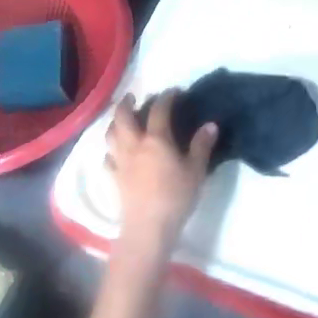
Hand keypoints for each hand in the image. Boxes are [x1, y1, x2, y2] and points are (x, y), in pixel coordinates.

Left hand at [104, 89, 217, 254]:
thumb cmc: (176, 196)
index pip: (159, 111)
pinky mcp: (113, 178)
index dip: (166, 97)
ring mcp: (120, 161)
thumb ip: (201, 146)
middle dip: (127, 103)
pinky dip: (111, 150)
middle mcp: (134, 145)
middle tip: (133, 96)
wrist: (148, 227)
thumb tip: (210, 125)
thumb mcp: (196, 170)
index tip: (174, 91)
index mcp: (156, 140)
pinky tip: (116, 153)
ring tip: (121, 120)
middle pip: (123, 117)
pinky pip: (107, 158)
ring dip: (115, 123)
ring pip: (110, 135)